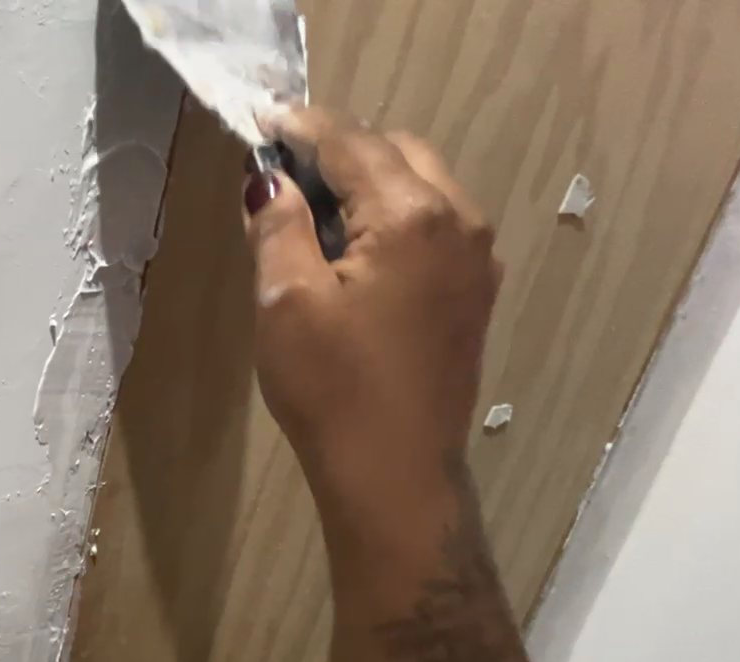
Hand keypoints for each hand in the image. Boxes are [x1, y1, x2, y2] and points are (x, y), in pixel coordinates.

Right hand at [245, 108, 500, 512]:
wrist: (391, 466)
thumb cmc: (329, 384)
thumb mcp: (286, 301)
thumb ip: (279, 229)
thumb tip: (269, 181)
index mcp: (413, 216)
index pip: (354, 146)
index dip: (304, 128)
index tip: (265, 118)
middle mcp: (459, 223)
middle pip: (399, 155)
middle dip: (340, 150)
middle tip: (281, 168)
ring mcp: (474, 260)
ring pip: (421, 190)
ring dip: (367, 184)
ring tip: (310, 209)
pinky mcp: (470, 296)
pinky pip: (431, 230)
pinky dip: (390, 219)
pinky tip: (352, 252)